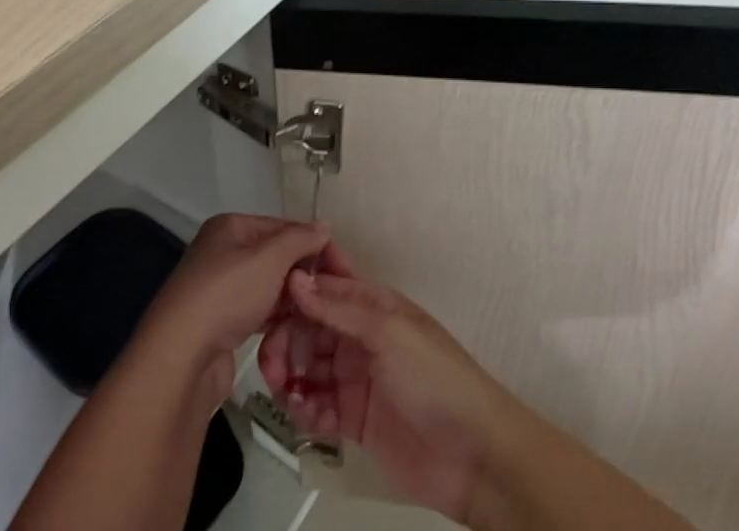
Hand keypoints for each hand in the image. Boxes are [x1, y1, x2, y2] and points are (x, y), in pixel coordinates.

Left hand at [137, 214, 328, 404]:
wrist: (183, 352)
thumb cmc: (227, 294)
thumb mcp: (269, 258)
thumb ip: (299, 239)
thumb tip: (323, 225)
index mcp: (232, 227)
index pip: (284, 227)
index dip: (317, 246)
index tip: (347, 272)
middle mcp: (224, 251)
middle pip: (278, 256)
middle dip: (306, 273)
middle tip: (337, 296)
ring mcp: (222, 287)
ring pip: (271, 286)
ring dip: (294, 298)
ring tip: (322, 313)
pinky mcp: (224, 319)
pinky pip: (261, 310)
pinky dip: (279, 316)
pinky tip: (298, 328)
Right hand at [258, 248, 514, 522]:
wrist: (476, 458)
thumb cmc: (441, 382)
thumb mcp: (390, 332)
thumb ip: (340, 306)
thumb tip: (297, 280)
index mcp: (374, 307)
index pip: (324, 284)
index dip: (293, 288)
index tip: (263, 297)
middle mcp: (361, 337)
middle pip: (306, 326)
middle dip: (284, 339)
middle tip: (272, 361)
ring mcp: (355, 378)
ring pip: (305, 365)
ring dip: (287, 374)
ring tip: (283, 389)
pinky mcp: (352, 418)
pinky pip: (314, 405)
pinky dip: (302, 407)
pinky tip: (306, 413)